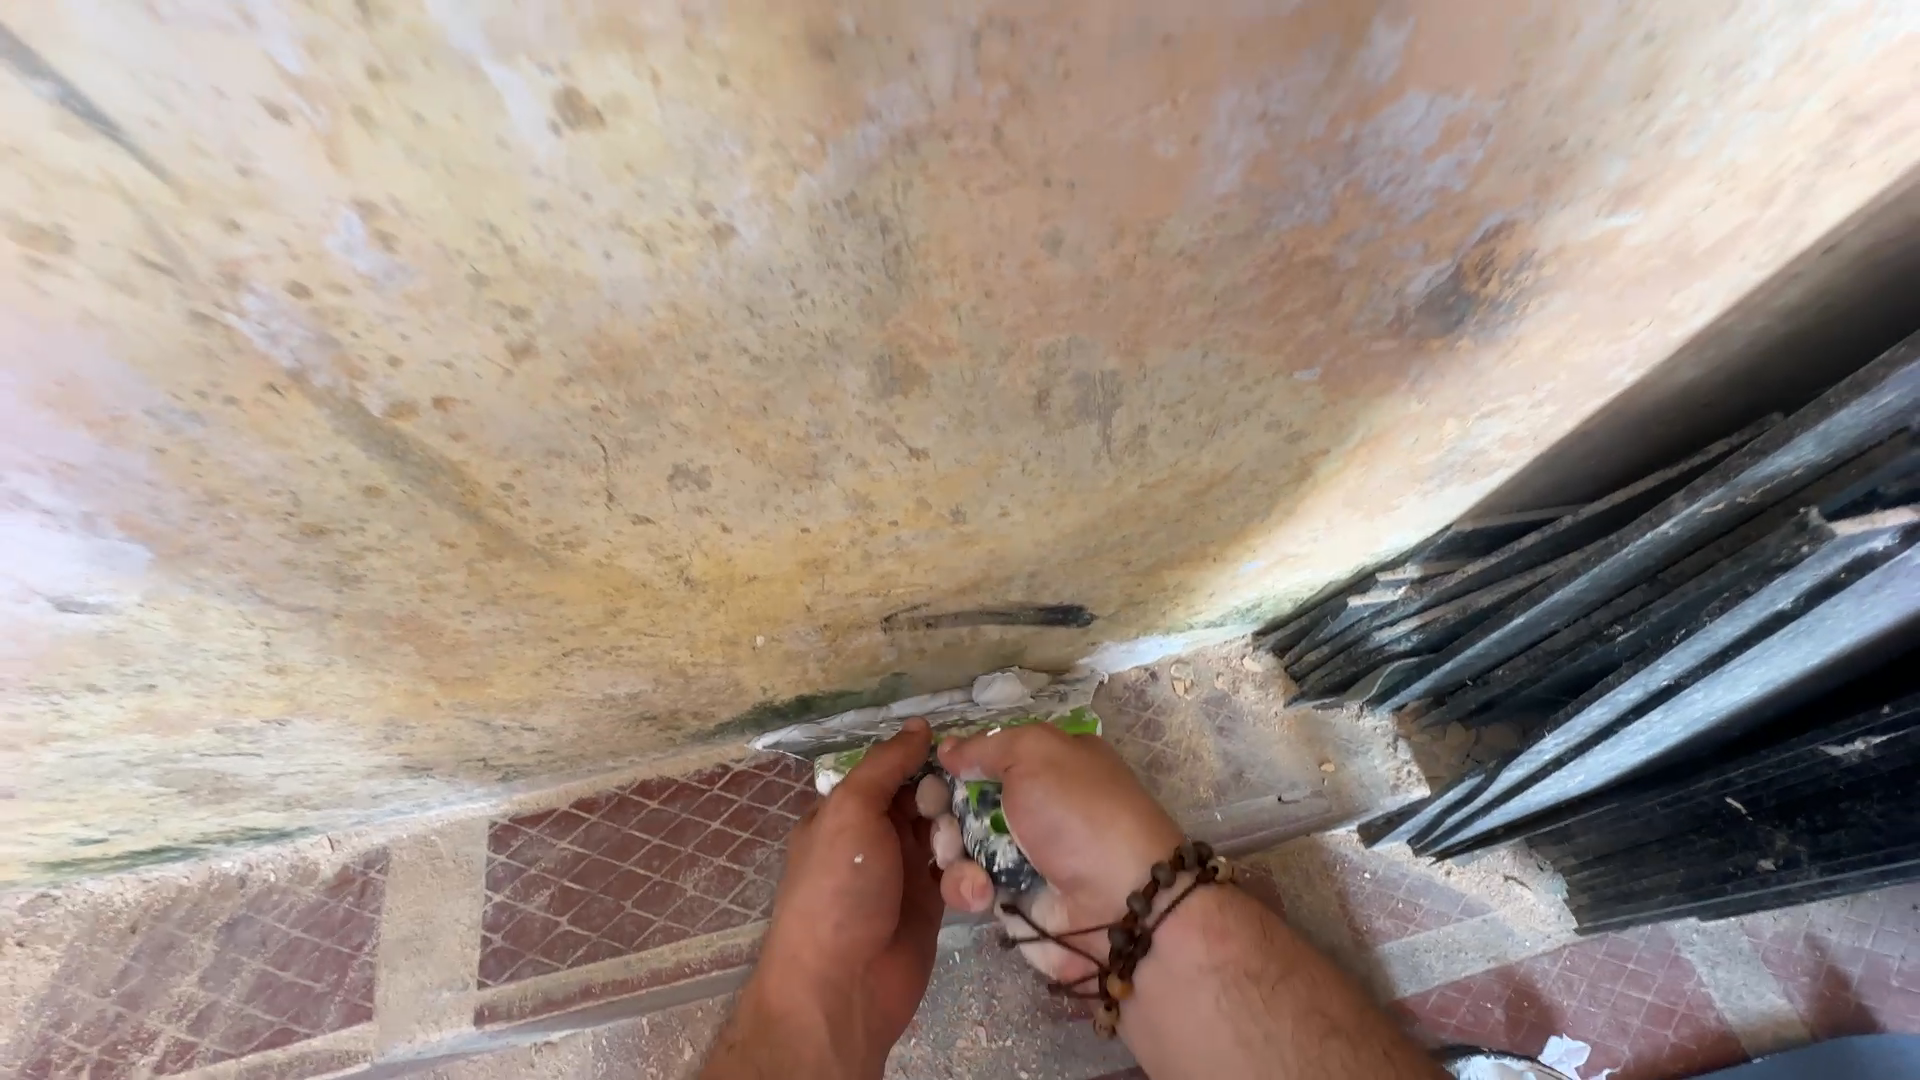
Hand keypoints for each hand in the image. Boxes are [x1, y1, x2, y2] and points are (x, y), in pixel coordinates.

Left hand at [716, 718, 942, 1078]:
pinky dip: (968, 873)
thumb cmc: (838, 887)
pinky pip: (958, 873)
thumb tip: (919, 725)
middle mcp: (876, 835)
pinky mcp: (932, 903)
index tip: (962, 748)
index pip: (892, 769)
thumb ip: (886, 765)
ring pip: (946, 833)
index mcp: (847, 809)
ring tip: (970, 842)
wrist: (841, 987)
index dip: (924, 757)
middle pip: (924, 798)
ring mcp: (904, 870)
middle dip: (950, 795)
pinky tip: (973, 877)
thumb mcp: (851, 811)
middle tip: (976, 794)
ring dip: (961, 835)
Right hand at [927, 723, 1181, 983]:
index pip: (989, 756)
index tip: (929, 769)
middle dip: (942, 807)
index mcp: (1047, 763)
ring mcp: (1021, 854)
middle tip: (934, 812)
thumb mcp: (1035, 754)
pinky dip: (967, 886)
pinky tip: (981, 890)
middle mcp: (1033, 806)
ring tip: (957, 853)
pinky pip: (970, 887)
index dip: (956, 762)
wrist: (1121, 905)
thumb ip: (986, 747)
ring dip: (950, 847)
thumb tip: (947, 748)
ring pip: (960, 844)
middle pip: (965, 800)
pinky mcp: (1010, 900)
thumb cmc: (1079, 812)